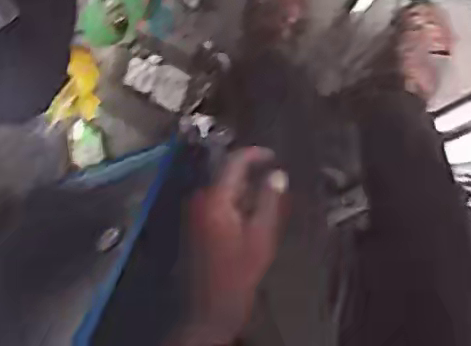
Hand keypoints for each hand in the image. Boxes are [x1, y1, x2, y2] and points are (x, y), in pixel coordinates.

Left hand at [170, 147, 288, 345]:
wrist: (204, 317)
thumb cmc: (235, 277)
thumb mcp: (260, 238)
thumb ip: (270, 201)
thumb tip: (277, 174)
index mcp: (215, 197)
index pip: (235, 160)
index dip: (256, 154)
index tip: (274, 157)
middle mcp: (200, 198)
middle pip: (226, 172)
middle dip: (250, 173)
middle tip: (272, 181)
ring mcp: (193, 212)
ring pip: (221, 187)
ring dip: (242, 189)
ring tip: (263, 200)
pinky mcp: (192, 225)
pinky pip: (215, 201)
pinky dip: (232, 201)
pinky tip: (247, 216)